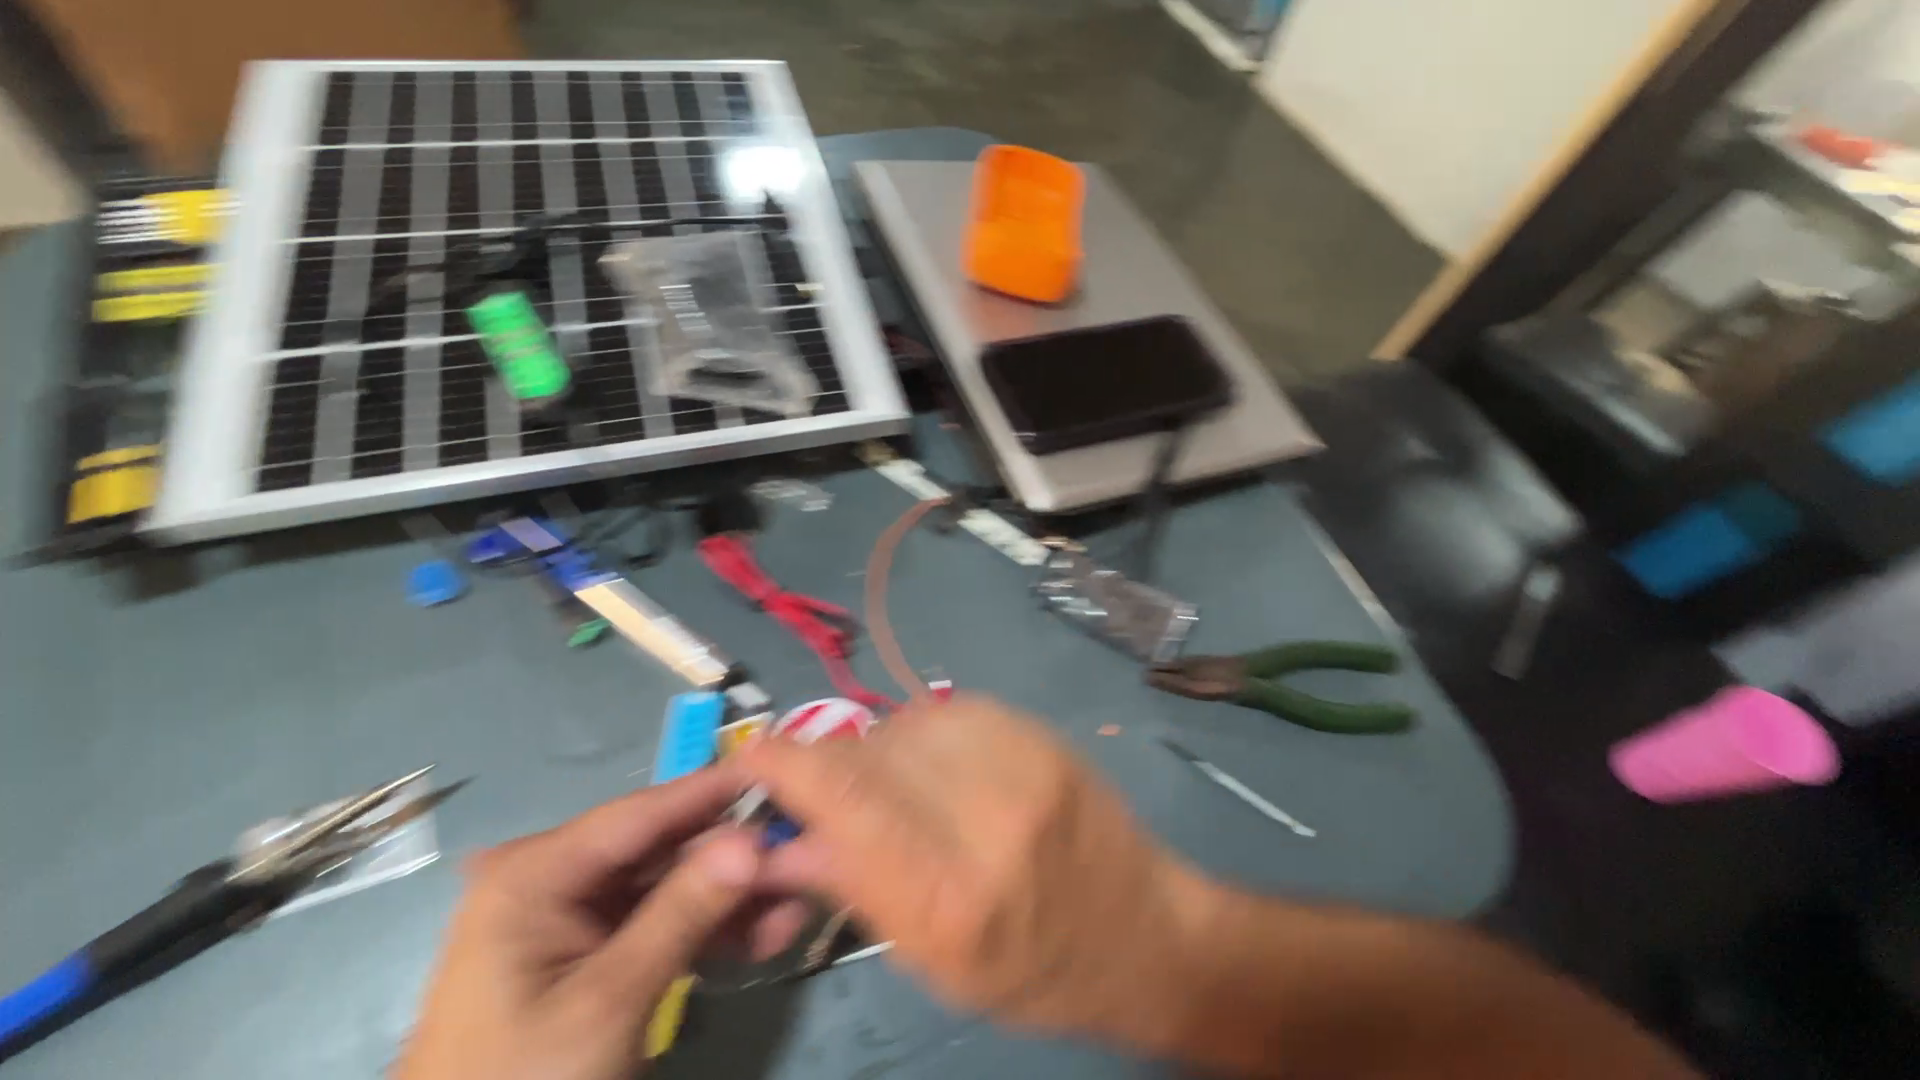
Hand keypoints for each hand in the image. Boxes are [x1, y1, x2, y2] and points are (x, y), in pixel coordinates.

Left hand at [393, 764, 775, 1079]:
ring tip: (795, 912)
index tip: (777, 768)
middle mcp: (555, 878)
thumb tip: (752, 841)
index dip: (711, 790)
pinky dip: (707, 932)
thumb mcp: (608, 1001)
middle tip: (804, 860)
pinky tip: (763, 939)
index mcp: (536, 873)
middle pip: (662, 850)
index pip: (641, 813)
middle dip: (733, 860)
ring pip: (670, 887)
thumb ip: (683, 914)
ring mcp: (573, 917)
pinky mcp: (592, 952)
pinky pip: (660, 924)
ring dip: (730, 900)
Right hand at [737, 695, 1206, 1040]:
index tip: (754, 757)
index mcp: (948, 893)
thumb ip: (853, 887)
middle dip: (829, 766)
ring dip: (878, 750)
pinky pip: (947, 710)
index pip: (843, 797)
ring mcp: (1020, 761)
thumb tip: (777, 841)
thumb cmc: (1030, 970)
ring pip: (903, 722)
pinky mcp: (1038, 732)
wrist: (1143, 935)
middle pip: (866, 751)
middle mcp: (984, 812)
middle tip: (829, 795)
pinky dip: (921, 735)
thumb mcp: (932, 960)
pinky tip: (935, 767)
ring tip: (893, 789)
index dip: (785, 765)